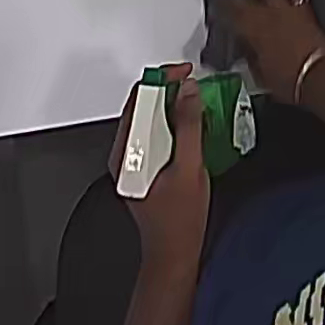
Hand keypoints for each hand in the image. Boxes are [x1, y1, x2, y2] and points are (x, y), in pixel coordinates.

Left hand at [108, 63, 209, 265]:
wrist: (175, 252)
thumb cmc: (180, 217)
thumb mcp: (189, 166)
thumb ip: (189, 125)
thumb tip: (188, 89)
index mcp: (127, 153)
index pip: (137, 101)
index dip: (161, 80)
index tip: (186, 72)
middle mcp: (125, 153)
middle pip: (143, 105)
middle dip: (170, 88)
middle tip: (196, 82)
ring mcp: (135, 158)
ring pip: (151, 116)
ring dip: (174, 102)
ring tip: (199, 98)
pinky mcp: (147, 162)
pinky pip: (158, 129)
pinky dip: (176, 118)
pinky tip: (195, 120)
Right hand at [225, 0, 324, 102]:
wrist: (316, 77)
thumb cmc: (288, 80)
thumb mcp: (260, 73)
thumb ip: (250, 56)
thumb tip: (245, 48)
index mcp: (253, 35)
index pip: (232, 19)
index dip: (221, 11)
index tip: (214, 3)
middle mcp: (268, 19)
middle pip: (245, 2)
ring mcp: (286, 11)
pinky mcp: (302, 10)